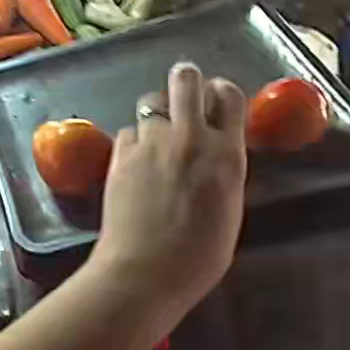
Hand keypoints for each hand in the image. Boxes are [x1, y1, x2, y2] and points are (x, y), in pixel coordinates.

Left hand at [87, 62, 246, 312]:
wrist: (146, 269)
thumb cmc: (198, 255)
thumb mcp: (229, 208)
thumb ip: (222, 173)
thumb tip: (214, 159)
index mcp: (227, 154)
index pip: (229, 97)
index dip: (221, 91)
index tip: (215, 98)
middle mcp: (190, 138)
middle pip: (185, 80)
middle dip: (184, 80)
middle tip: (181, 94)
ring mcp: (151, 145)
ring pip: (150, 103)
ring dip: (154, 112)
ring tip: (154, 131)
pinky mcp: (119, 156)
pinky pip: (127, 132)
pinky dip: (132, 140)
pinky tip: (133, 159)